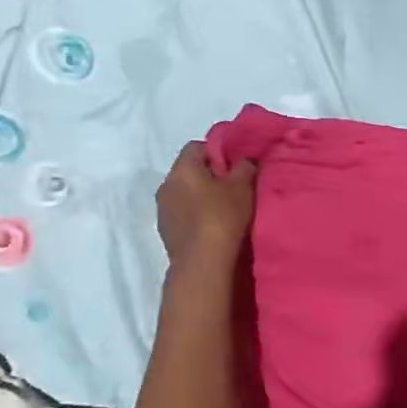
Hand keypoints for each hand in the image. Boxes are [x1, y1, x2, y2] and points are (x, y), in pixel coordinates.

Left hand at [156, 141, 256, 258]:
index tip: (234, 165)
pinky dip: (194, 213)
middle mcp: (166, 184)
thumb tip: (244, 159)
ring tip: (222, 208)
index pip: (196, 146)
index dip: (217, 151)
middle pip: (188, 170)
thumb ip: (244, 166)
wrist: (202, 261)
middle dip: (209, 174)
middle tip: (232, 186)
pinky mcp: (164, 229)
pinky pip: (181, 211)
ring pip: (184, 192)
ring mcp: (162, 209)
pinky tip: (210, 225)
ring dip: (200, 195)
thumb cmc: (222, 216)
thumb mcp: (243, 186)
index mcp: (182, 169)